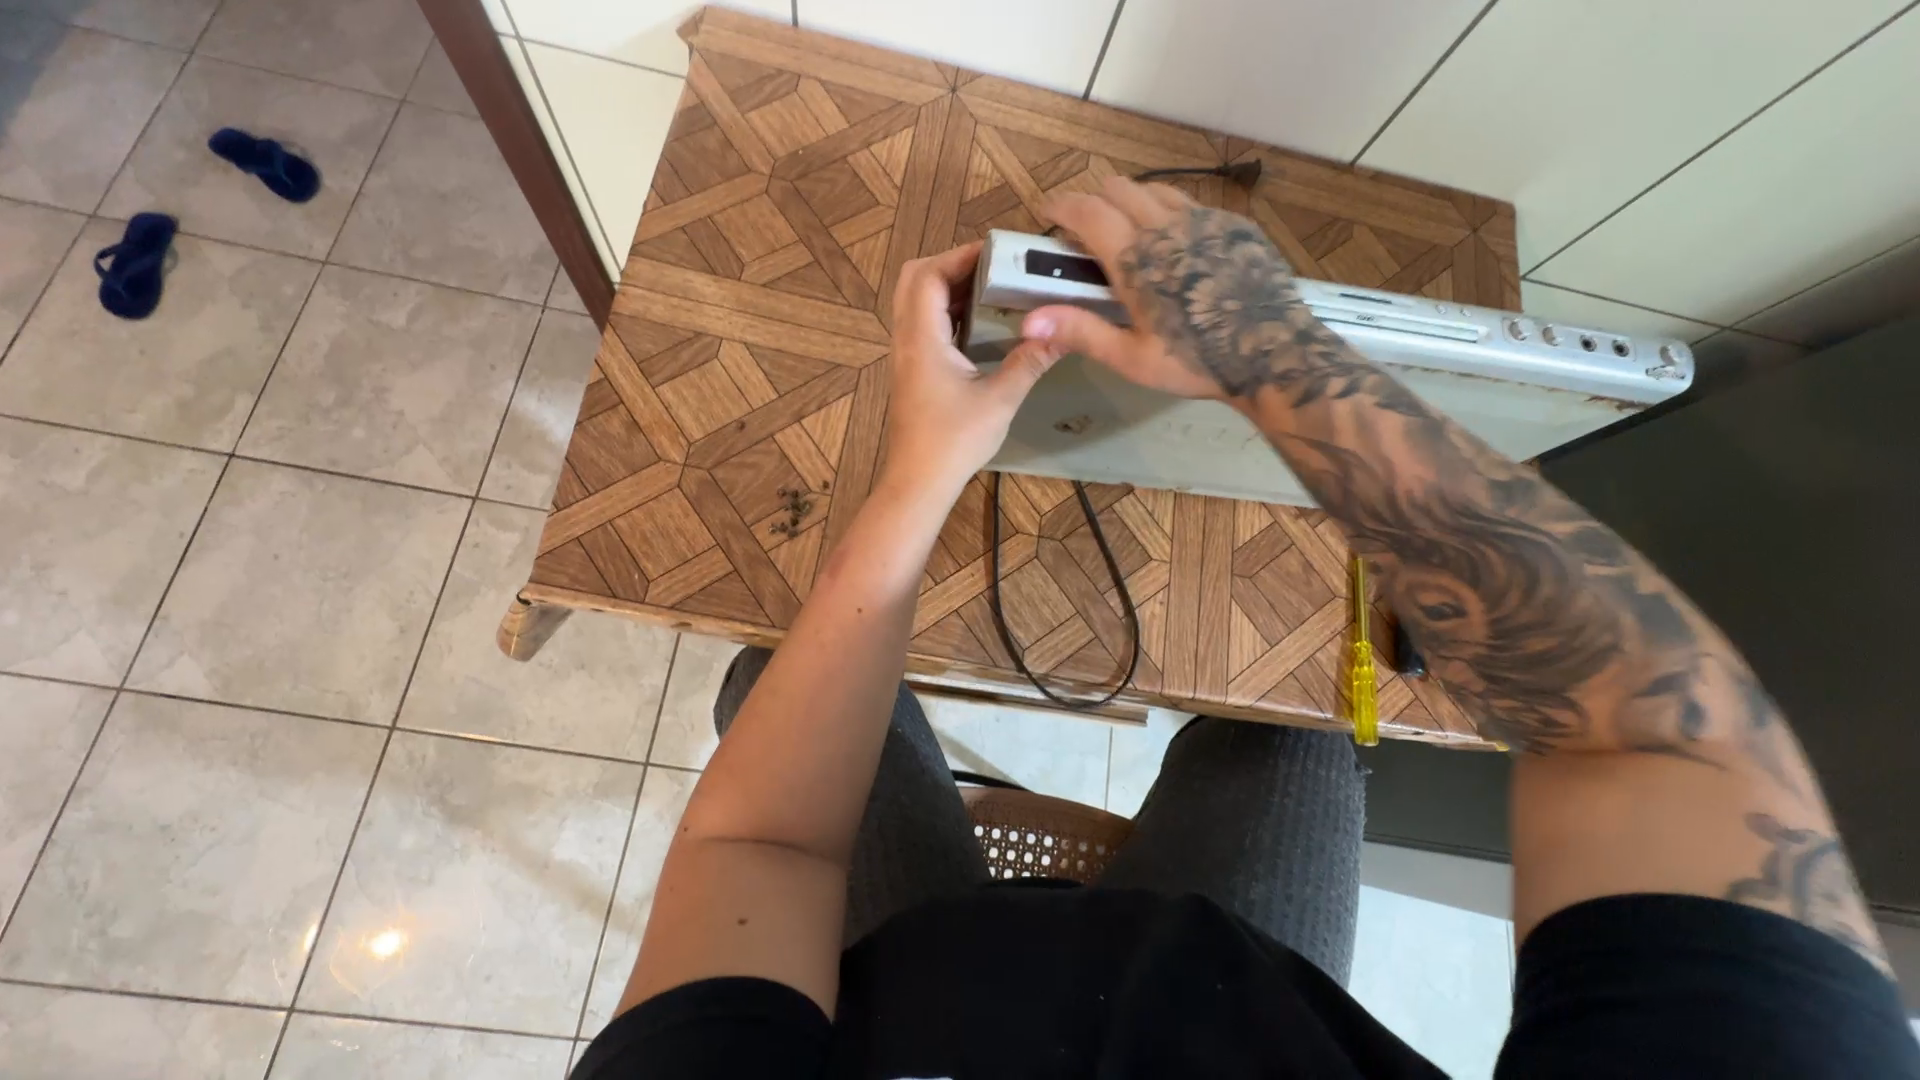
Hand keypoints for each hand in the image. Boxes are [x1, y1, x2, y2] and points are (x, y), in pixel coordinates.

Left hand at [877, 242, 1062, 501]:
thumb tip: (1064, 334)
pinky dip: (944, 312)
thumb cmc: (954, 441)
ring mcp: (904, 356)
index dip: (959, 256)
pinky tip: (977, 324)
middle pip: (914, 280)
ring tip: (989, 289)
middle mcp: (906, 340)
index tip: (997, 254)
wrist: (918, 482)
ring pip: (915, 302)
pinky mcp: (910, 371)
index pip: (928, 275)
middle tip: (990, 269)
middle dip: (949, 265)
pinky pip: (921, 324)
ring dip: (947, 288)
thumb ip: (1030, 362)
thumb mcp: (1001, 400)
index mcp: (922, 339)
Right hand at [1022, 177, 1308, 404]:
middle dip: (1093, 199)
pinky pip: (1189, 204)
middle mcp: (1166, 226)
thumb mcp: (1131, 358)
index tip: (1046, 212)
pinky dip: (1166, 212)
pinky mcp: (1233, 225)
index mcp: (1136, 258)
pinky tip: (1172, 242)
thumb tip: (1029, 321)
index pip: (1087, 211)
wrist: (1274, 354)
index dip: (1060, 205)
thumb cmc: (1196, 362)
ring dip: (1130, 200)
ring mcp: (1204, 221)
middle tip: (1083, 227)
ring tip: (1125, 228)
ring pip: (1155, 189)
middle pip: (1118, 188)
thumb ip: (1080, 332)